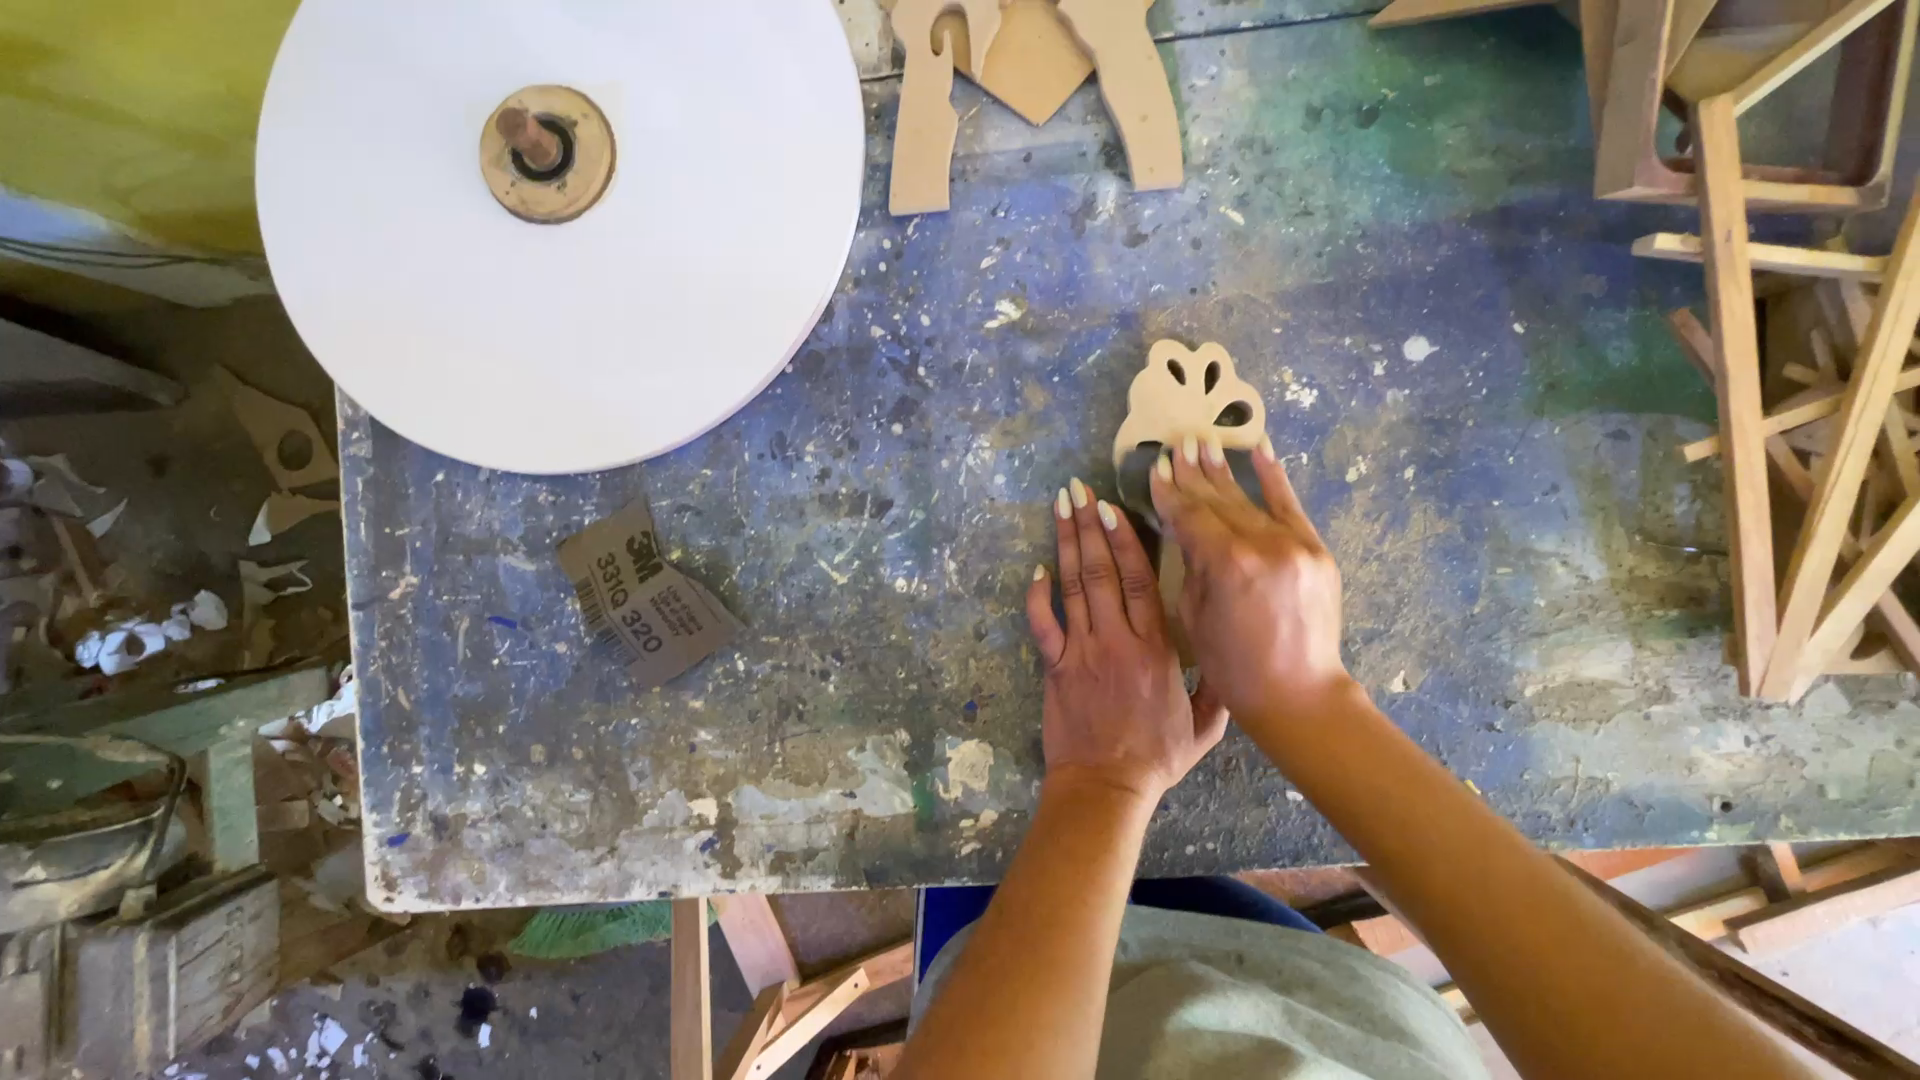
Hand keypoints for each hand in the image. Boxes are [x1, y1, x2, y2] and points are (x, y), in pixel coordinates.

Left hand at [1026, 477, 1227, 803]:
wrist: (1106, 787)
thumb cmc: (1157, 759)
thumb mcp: (1205, 727)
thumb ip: (1220, 691)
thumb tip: (1237, 663)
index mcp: (1156, 648)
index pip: (1141, 581)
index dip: (1125, 540)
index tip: (1113, 507)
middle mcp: (1117, 640)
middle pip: (1101, 571)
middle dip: (1089, 526)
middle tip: (1077, 490)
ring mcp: (1082, 651)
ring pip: (1072, 587)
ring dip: (1064, 545)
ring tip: (1059, 508)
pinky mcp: (1055, 668)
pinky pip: (1043, 624)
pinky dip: (1037, 595)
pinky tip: (1037, 568)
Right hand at [1149, 433, 1352, 722]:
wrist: (1297, 691)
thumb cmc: (1232, 665)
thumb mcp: (1194, 614)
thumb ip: (1192, 563)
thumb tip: (1185, 527)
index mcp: (1226, 564)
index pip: (1190, 515)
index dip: (1169, 492)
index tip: (1155, 468)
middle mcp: (1262, 545)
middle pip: (1218, 501)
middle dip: (1193, 473)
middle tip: (1176, 445)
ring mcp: (1295, 544)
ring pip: (1249, 500)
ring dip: (1223, 471)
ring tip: (1203, 442)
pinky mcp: (1316, 550)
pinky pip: (1291, 505)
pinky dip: (1273, 477)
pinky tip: (1258, 448)